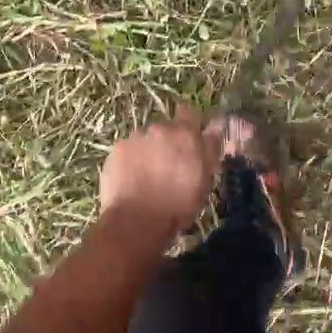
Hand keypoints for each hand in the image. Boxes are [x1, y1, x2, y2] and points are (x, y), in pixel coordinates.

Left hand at [99, 106, 220, 236]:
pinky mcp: (116, 149)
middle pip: (166, 128)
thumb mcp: (205, 179)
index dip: (190, 125)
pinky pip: (128, 149)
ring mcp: (135, 137)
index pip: (190, 112)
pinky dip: (131, 159)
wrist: (137, 220)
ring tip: (149, 176)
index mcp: (185, 133)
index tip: (191, 141)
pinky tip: (132, 179)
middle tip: (170, 166)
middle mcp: (159, 128)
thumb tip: (215, 125)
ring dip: (149, 150)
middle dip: (168, 141)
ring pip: (145, 138)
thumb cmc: (179, 204)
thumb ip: (210, 147)